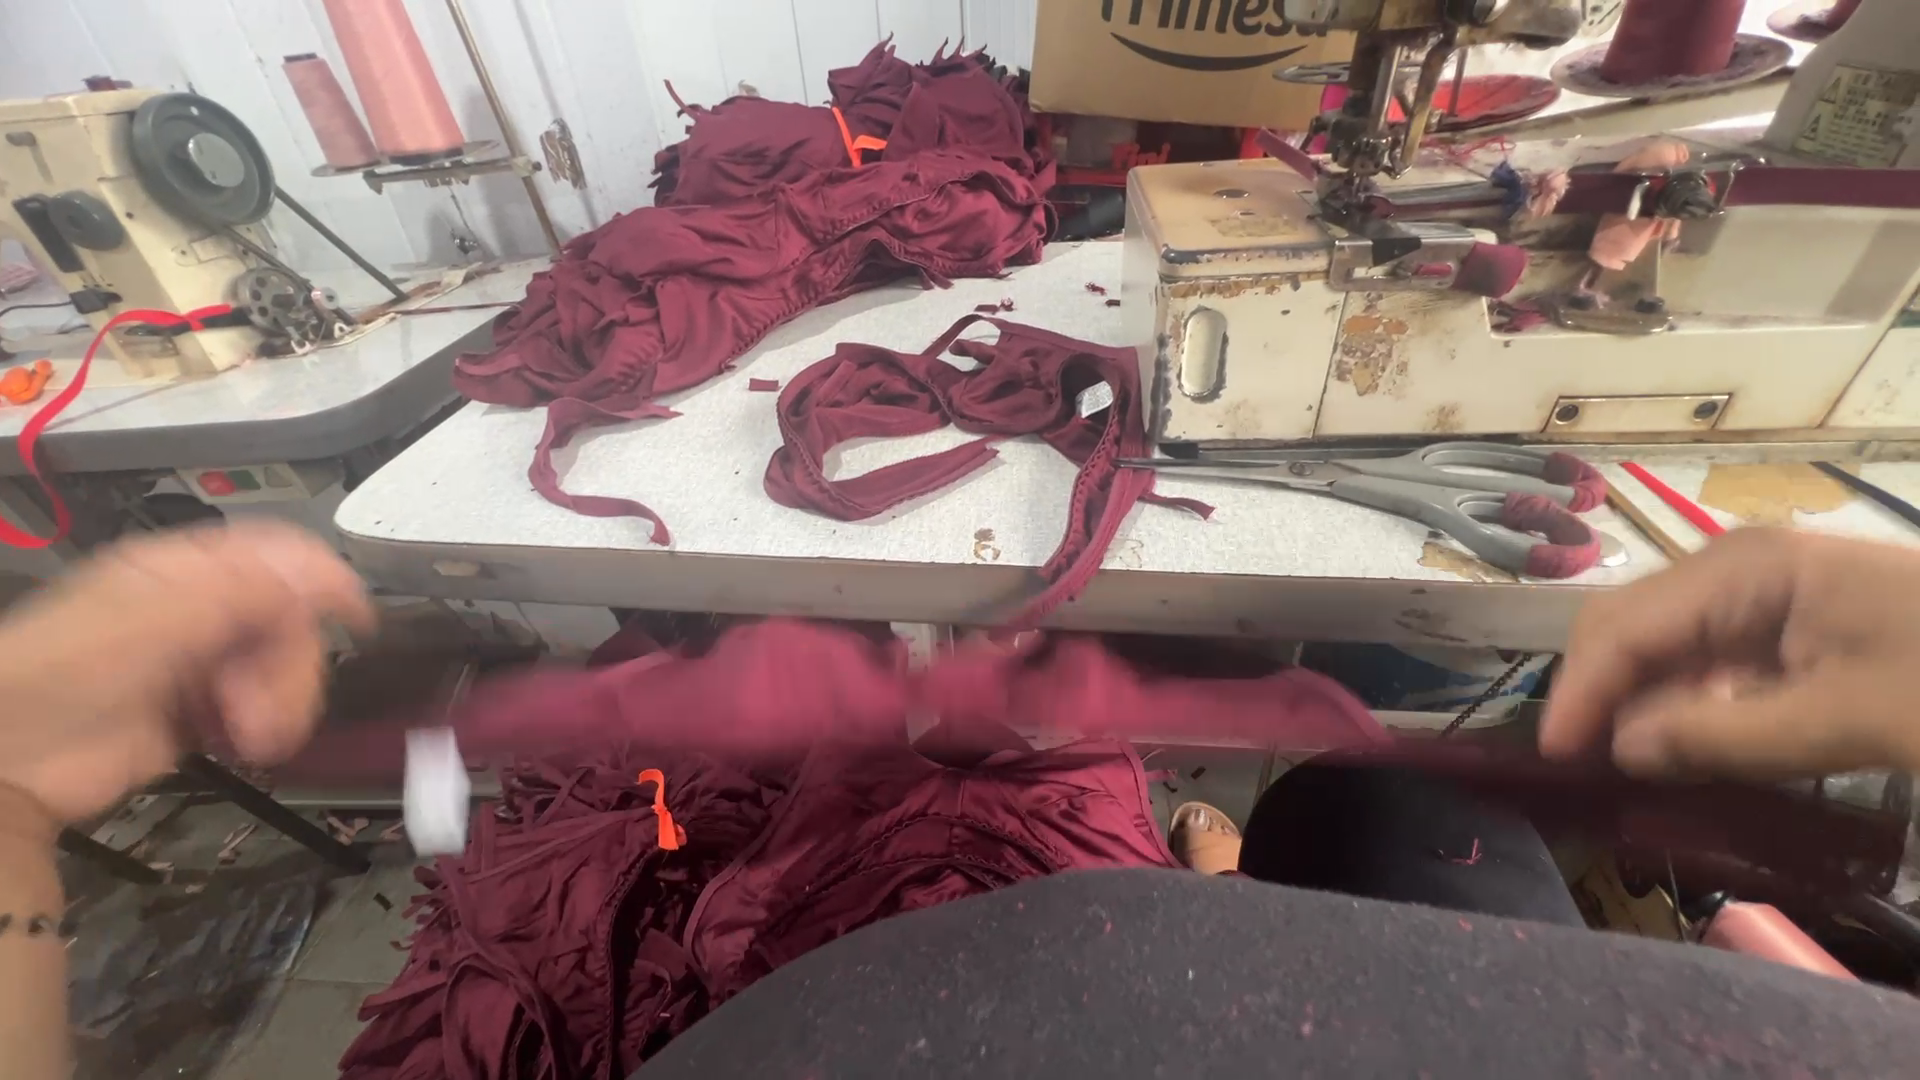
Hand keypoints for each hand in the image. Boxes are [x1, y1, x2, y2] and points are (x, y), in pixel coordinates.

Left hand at [0, 522, 372, 823]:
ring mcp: (209, 657)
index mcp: (181, 574)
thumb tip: (317, 576)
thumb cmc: (48, 688)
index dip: (322, 575)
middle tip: (266, 700)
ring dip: (284, 699)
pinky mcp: (216, 702)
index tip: (351, 613)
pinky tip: (246, 737)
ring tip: (253, 732)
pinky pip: (277, 699)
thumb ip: (235, 593)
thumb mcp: (144, 626)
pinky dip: (273, 721)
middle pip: (295, 617)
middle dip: (291, 663)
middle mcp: (202, 609)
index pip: (278, 553)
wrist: (4, 773)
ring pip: (292, 662)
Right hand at [1542, 527, 1919, 778]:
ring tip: (1642, 761)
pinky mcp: (1784, 623)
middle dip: (1602, 693)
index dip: (1580, 691)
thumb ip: (1726, 736)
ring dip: (1642, 703)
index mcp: (1743, 569)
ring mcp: (1758, 593)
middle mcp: (1732, 569)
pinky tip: (1694, 742)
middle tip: (1592, 761)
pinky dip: (1687, 705)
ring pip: (1659, 647)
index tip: (1558, 754)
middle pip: (1628, 629)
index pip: (1622, 628)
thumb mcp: (1861, 722)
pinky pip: (1705, 663)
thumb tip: (1623, 752)